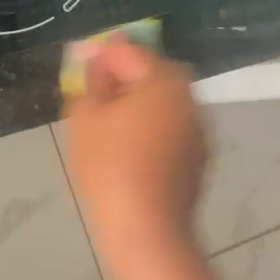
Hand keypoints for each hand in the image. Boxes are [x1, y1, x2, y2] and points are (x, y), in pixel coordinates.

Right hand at [61, 35, 204, 256]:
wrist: (145, 229)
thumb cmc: (108, 165)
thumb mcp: (86, 115)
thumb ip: (93, 80)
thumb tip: (98, 61)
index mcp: (162, 82)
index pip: (130, 51)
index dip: (102, 53)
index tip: (80, 61)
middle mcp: (189, 99)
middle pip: (156, 72)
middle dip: (126, 73)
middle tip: (96, 90)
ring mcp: (199, 130)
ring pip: (166, 99)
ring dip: (140, 99)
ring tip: (109, 119)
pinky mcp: (199, 157)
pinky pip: (172, 124)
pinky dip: (152, 123)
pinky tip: (128, 144)